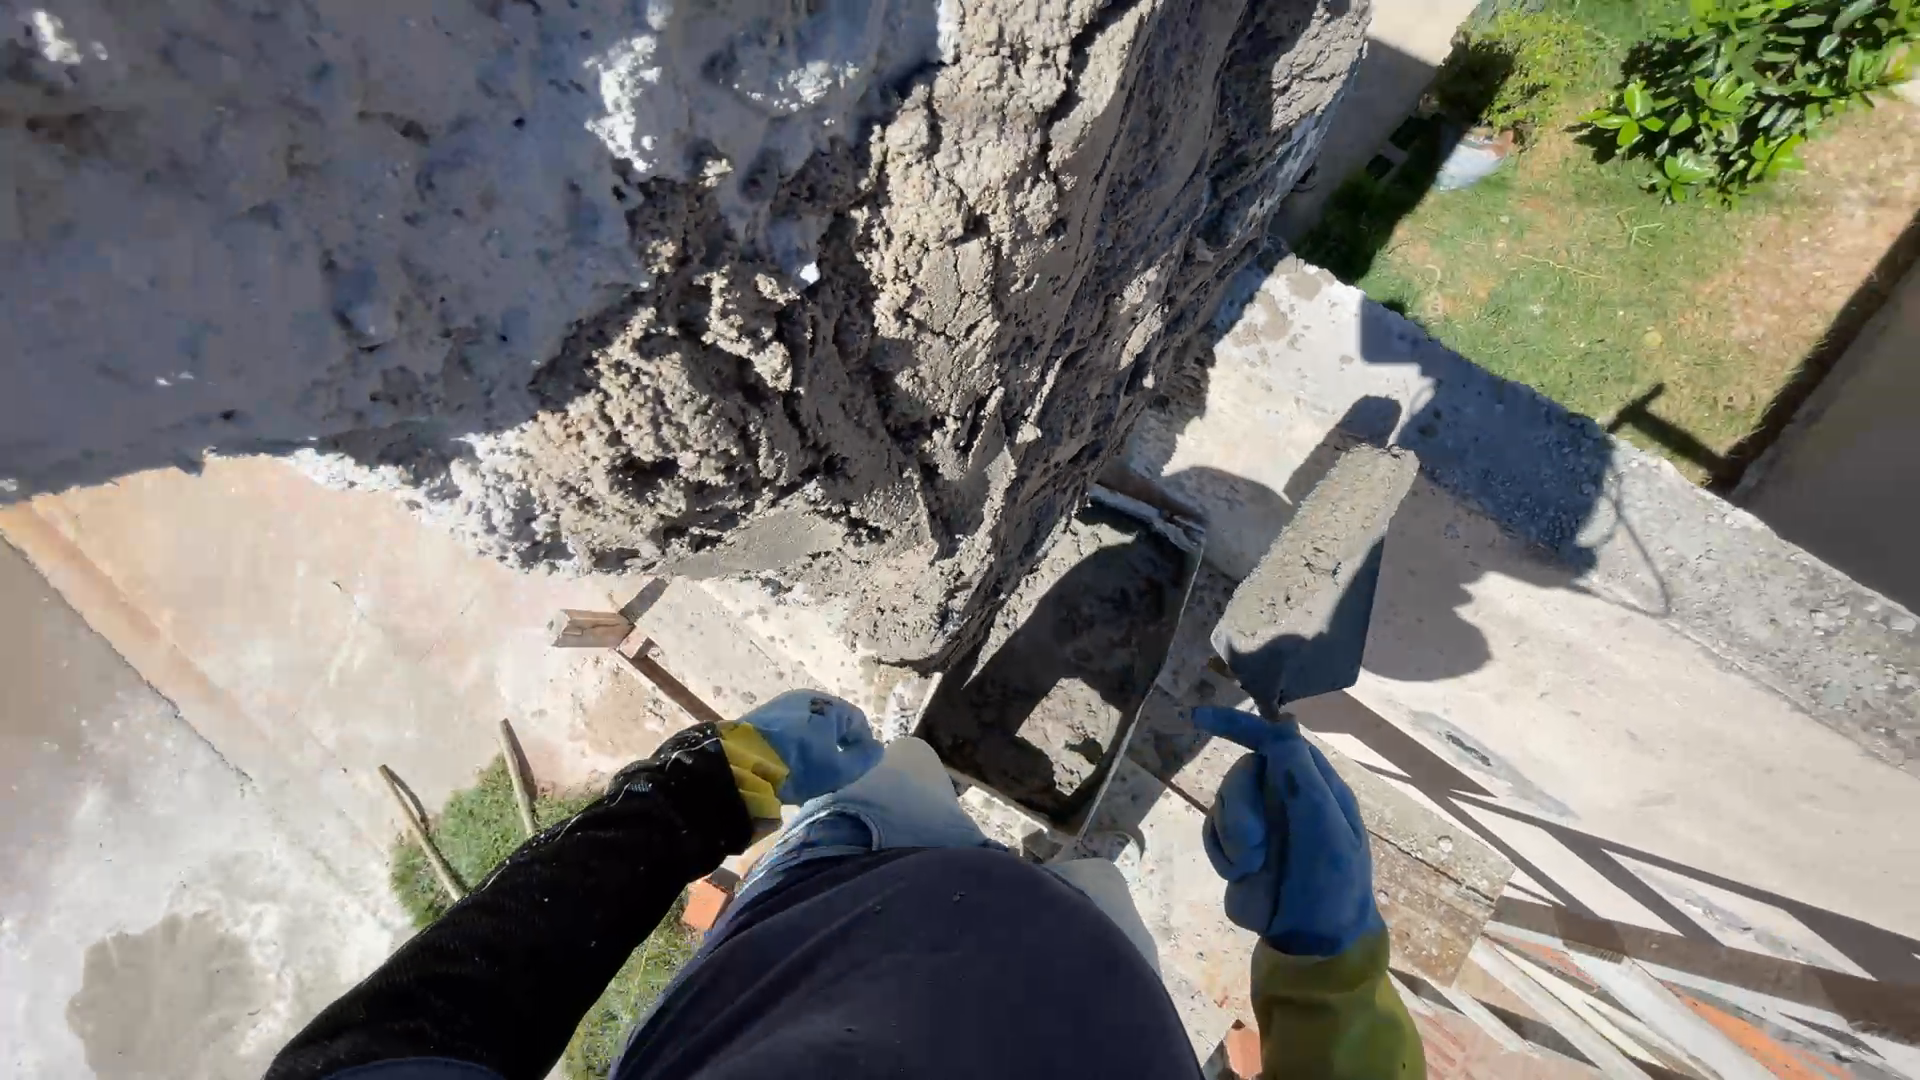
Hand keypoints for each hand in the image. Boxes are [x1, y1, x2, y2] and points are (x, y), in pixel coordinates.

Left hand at [718, 690, 882, 817]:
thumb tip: (877, 748)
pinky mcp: (762, 715)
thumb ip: (863, 759)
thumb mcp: (839, 771)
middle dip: (836, 743)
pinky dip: (794, 742)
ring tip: (809, 768)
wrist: (742, 764)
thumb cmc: (799, 765)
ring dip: (814, 742)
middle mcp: (808, 697)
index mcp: (831, 706)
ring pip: (809, 724)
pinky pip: (789, 728)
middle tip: (833, 769)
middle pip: (832, 721)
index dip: (862, 744)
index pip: (858, 721)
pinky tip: (788, 761)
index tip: (856, 766)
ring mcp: (782, 704)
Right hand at [1194, 706, 1383, 956]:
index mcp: (1314, 786)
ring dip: (1232, 836)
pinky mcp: (1236, 844)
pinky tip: (1240, 874)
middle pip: (1242, 773)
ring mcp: (1259, 820)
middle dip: (1240, 808)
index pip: (1274, 739)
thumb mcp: (1325, 830)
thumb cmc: (1329, 885)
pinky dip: (1221, 851)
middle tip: (1253, 845)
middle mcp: (1284, 795)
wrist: (1312, 944)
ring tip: (1252, 867)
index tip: (1198, 719)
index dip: (1237, 724)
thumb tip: (1282, 724)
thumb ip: (1302, 778)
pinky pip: (1211, 829)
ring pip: (1223, 801)